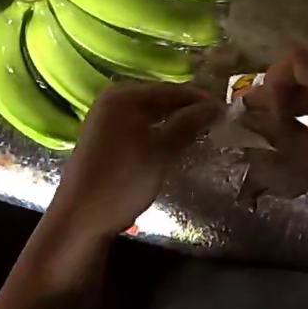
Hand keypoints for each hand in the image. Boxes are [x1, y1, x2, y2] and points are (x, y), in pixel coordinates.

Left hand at [48, 81, 220, 237]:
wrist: (80, 218)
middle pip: (160, 99)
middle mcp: (114, 101)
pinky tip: (176, 142)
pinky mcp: (106, 138)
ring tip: (202, 132)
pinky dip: (160, 131)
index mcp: (125, 97)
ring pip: (151, 114)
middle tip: (218, 121)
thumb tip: (215, 106)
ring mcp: (107, 119)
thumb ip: (188, 123)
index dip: (200, 99)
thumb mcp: (161, 151)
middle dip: (189, 109)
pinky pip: (140, 125)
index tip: (226, 110)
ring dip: (176, 121)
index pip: (171, 90)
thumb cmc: (123, 180)